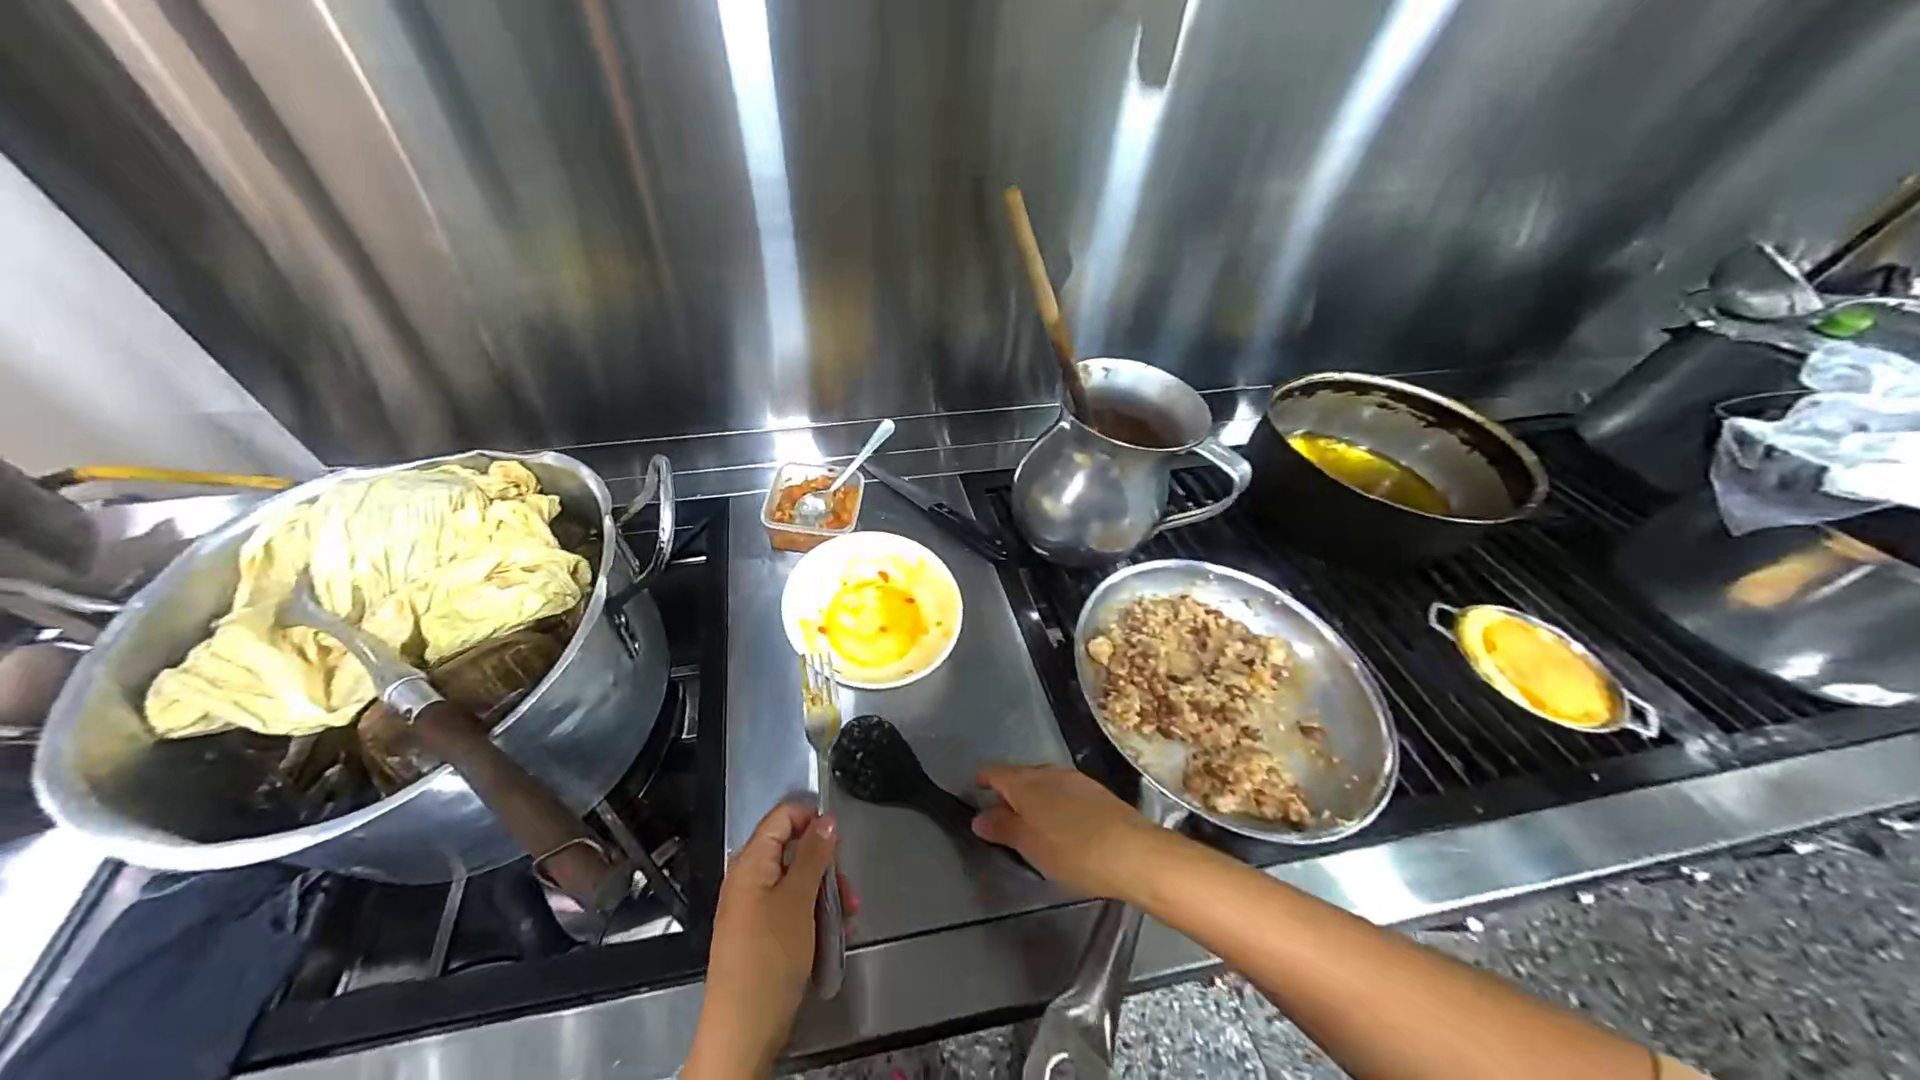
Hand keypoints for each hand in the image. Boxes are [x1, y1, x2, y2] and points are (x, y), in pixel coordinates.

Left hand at [684, 802, 855, 1078]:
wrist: (743, 1030)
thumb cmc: (770, 957)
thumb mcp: (798, 900)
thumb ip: (813, 855)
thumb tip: (826, 818)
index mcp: (750, 862)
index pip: (782, 817)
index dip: (811, 819)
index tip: (839, 840)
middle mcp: (748, 878)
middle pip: (792, 848)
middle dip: (825, 863)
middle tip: (847, 887)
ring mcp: (753, 907)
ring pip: (797, 880)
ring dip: (825, 892)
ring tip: (847, 915)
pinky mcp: (762, 932)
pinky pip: (792, 907)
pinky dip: (815, 913)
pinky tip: (835, 931)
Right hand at [971, 764, 1168, 902]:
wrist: (1134, 852)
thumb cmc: (1072, 851)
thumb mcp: (1029, 846)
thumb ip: (1003, 828)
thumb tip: (980, 817)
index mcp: (1025, 782)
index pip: (995, 772)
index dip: (982, 780)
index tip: (975, 790)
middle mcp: (1048, 772)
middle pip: (1019, 776)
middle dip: (1008, 793)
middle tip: (1002, 819)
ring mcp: (1075, 779)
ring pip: (1044, 783)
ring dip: (1033, 799)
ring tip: (1031, 826)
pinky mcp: (1096, 791)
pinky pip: (1064, 792)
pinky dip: (1054, 804)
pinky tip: (1061, 827)